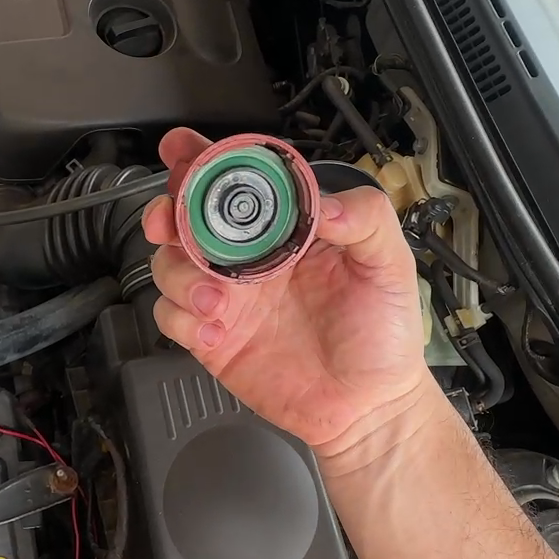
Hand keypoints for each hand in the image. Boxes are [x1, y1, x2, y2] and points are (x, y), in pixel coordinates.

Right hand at [144, 128, 439, 470]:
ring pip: (169, 264)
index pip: (239, 183)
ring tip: (216, 300)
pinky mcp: (213, 337)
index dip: (206, 161)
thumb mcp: (391, 266)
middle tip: (169, 221)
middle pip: (187, 218)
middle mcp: (250, 259)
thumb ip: (365, 219)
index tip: (187, 153)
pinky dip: (180, 319)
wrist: (368, 406)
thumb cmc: (382, 336)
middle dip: (167, 210)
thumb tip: (324, 203)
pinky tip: (214, 331)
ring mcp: (228, 297)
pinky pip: (171, 317)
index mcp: (288, 231)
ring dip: (178, 273)